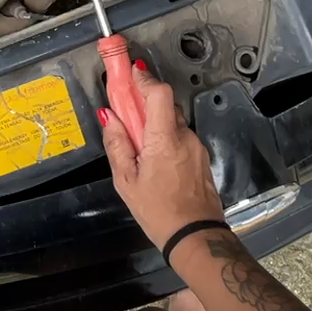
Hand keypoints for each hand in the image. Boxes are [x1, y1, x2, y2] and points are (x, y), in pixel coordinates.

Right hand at [98, 62, 224, 248]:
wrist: (197, 238)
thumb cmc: (158, 211)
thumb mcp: (126, 181)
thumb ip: (116, 145)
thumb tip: (109, 117)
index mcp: (165, 139)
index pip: (160, 93)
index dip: (145, 78)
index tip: (131, 71)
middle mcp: (184, 137)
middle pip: (166, 104)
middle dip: (146, 101)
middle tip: (128, 108)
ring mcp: (197, 147)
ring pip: (173, 121)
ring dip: (156, 122)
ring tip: (139, 142)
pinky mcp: (202, 158)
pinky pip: (181, 136)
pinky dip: (167, 136)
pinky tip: (156, 157)